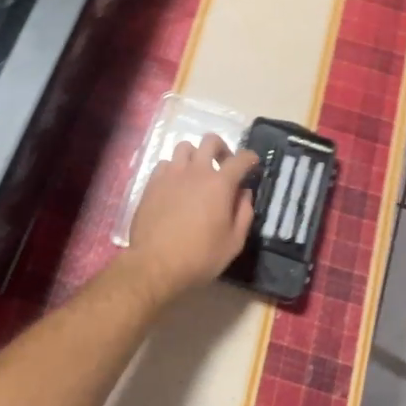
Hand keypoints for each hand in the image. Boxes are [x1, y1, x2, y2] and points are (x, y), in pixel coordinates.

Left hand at [123, 134, 255, 300]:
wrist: (154, 265)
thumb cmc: (199, 257)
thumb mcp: (233, 243)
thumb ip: (244, 214)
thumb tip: (244, 193)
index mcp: (219, 184)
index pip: (240, 159)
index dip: (250, 158)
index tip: (253, 163)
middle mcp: (195, 171)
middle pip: (210, 141)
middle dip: (221, 148)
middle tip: (224, 165)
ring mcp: (171, 174)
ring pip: (184, 148)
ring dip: (195, 156)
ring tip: (197, 173)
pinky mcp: (152, 183)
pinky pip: (165, 164)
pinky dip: (174, 169)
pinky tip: (175, 185)